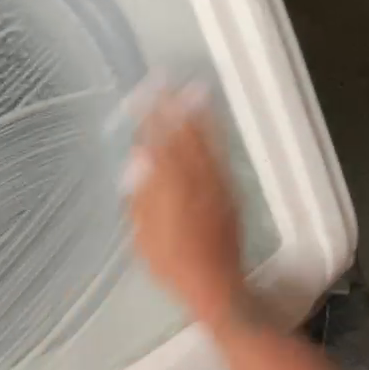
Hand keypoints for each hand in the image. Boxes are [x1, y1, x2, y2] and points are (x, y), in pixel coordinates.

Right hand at [125, 86, 245, 326]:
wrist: (217, 287)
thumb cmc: (172, 266)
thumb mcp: (143, 237)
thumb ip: (140, 197)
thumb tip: (138, 162)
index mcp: (170, 191)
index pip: (155, 145)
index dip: (147, 118)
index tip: (138, 97)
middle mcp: (196, 181)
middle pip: (182, 135)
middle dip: (172, 106)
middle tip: (164, 81)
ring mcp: (217, 185)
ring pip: (205, 142)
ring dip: (198, 114)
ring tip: (193, 90)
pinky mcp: (230, 193)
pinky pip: (220, 156)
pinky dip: (214, 136)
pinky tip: (211, 125)